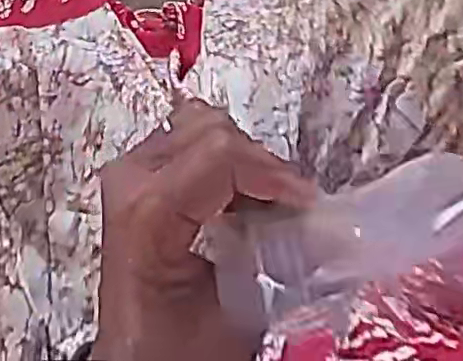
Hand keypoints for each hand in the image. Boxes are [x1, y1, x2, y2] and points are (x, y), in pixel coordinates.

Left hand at [93, 100, 318, 360]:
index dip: (270, 171)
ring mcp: (132, 167)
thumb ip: (279, 262)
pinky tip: (242, 198)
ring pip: (203, 125)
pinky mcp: (139, 168)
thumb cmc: (176, 348)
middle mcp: (132, 174)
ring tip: (270, 201)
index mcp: (147, 209)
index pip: (219, 152)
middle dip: (260, 164)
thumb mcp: (234, 312)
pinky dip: (225, 160)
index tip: (306, 201)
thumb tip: (330, 229)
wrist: (134, 357)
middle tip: (293, 205)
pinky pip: (190, 138)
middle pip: (212, 130)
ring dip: (244, 159)